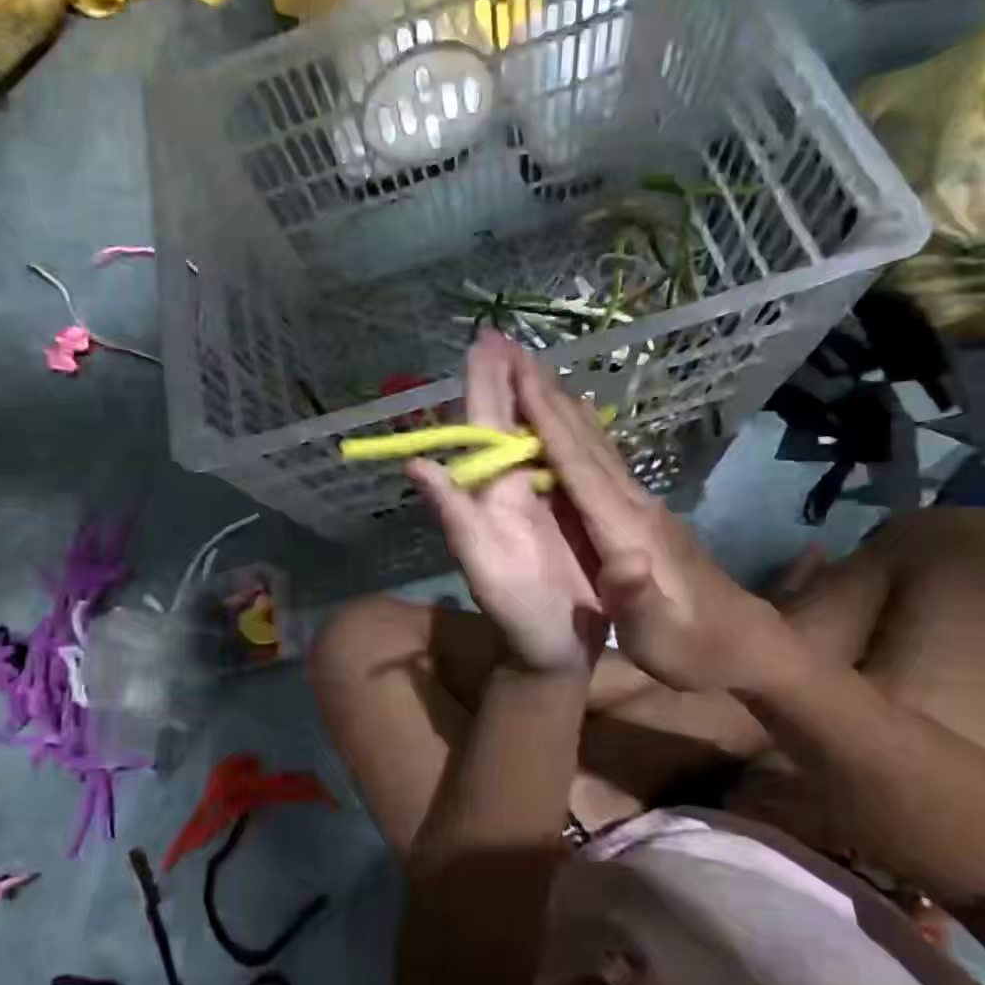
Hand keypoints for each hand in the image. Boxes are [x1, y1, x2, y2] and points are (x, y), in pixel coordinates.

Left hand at [407, 331, 606, 675]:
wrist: (555, 649)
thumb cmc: (518, 611)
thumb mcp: (482, 563)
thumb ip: (451, 515)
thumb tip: (414, 463)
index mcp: (491, 490)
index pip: (484, 427)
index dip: (484, 384)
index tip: (485, 341)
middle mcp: (512, 485)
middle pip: (507, 422)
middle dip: (506, 377)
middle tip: (505, 334)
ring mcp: (542, 496)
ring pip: (535, 435)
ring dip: (533, 395)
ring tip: (532, 357)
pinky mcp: (570, 509)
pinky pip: (566, 460)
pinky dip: (565, 430)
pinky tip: (569, 410)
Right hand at [507, 346, 797, 693]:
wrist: (746, 642)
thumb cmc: (697, 649)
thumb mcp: (662, 641)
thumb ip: (638, 602)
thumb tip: (622, 562)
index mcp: (630, 532)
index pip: (583, 469)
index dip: (551, 425)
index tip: (522, 380)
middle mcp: (636, 506)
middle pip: (587, 444)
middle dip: (550, 399)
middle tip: (516, 356)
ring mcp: (644, 506)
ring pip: (597, 447)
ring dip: (565, 408)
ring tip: (537, 375)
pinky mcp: (646, 513)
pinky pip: (605, 462)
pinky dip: (583, 433)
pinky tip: (578, 419)